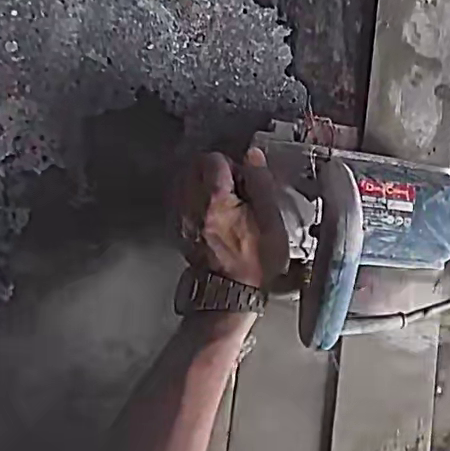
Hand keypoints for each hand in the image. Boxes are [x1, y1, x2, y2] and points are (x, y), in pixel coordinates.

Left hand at [172, 148, 287, 289]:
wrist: (231, 294)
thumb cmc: (255, 262)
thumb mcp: (272, 222)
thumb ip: (261, 184)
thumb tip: (253, 155)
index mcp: (215, 200)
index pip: (213, 159)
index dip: (233, 165)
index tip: (244, 183)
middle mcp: (191, 206)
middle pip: (193, 166)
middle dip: (213, 170)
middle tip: (232, 189)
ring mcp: (180, 218)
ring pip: (182, 180)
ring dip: (200, 182)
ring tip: (221, 200)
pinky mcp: (177, 229)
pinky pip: (178, 198)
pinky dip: (191, 196)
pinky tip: (209, 211)